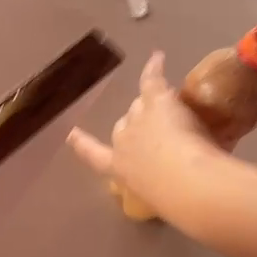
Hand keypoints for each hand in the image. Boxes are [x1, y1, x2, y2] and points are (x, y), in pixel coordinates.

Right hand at [67, 52, 218, 219]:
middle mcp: (122, 141)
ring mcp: (138, 119)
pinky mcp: (156, 102)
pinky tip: (157, 56)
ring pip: (141, 106)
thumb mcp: (158, 198)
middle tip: (160, 135)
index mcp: (119, 169)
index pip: (96, 156)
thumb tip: (174, 193)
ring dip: (153, 108)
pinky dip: (154, 67)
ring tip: (173, 113)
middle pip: (123, 126)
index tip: (71, 135)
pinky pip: (151, 80)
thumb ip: (159, 188)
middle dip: (138, 128)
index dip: (83, 144)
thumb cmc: (175, 200)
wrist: (185, 182)